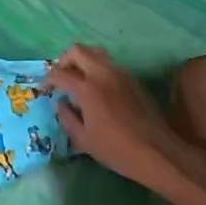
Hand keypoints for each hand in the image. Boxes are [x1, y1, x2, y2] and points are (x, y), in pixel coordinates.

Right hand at [45, 44, 184, 184]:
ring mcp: (121, 74)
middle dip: (64, 61)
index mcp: (87, 89)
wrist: (160, 154)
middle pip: (77, 50)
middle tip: (61, 78)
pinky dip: (98, 68)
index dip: (47, 79)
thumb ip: (66, 117)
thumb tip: (62, 103)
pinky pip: (110, 64)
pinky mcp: (134, 80)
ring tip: (79, 80)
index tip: (45, 89)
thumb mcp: (83, 139)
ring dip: (82, 61)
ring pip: (96, 52)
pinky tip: (99, 89)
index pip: (59, 72)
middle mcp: (104, 74)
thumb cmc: (117, 150)